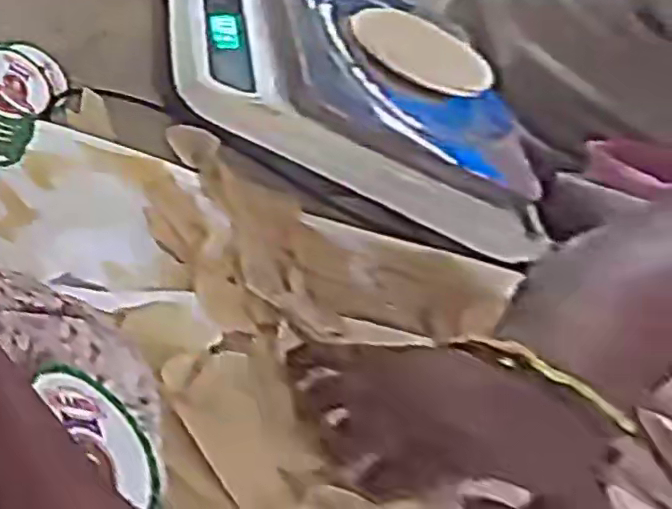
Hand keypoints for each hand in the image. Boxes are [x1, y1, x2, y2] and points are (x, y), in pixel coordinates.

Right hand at [287, 342, 610, 507]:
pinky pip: (322, 353)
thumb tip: (461, 502)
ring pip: (322, 393)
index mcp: (433, 454)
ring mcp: (378, 380)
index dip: (367, 486)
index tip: (357, 490)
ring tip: (302, 415)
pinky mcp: (371, 354)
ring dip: (309, 406)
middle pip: (343, 435)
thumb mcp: (556, 498)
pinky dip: (300, 360)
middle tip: (325, 455)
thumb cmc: (546, 447)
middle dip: (330, 448)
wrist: (540, 386)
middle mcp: (395, 416)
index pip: (381, 477)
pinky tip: (289, 369)